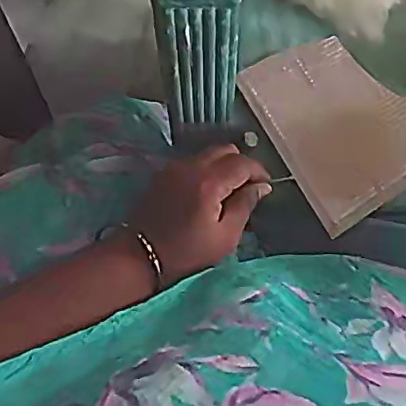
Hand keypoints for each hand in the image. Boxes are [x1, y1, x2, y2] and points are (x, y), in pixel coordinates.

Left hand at [124, 144, 271, 282]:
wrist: (140, 255)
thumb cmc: (186, 253)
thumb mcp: (225, 237)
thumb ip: (245, 206)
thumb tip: (261, 186)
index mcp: (209, 182)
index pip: (243, 163)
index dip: (259, 171)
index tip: (265, 185)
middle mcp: (192, 166)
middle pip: (226, 150)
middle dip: (242, 164)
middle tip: (249, 186)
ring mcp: (175, 166)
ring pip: (209, 152)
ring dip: (224, 164)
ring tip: (229, 189)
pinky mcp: (165, 172)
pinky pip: (194, 160)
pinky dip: (207, 167)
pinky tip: (209, 189)